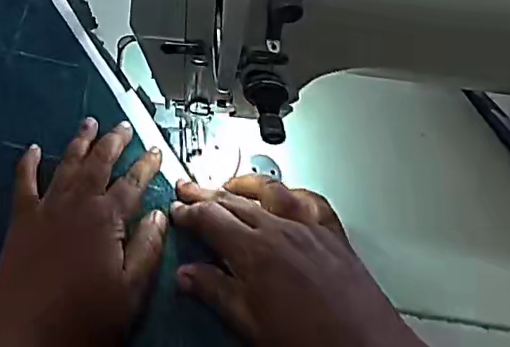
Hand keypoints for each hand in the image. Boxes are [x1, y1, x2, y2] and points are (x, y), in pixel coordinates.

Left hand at [0, 118, 167, 346]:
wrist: (26, 335)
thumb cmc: (83, 319)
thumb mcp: (130, 293)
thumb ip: (147, 250)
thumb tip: (158, 215)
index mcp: (106, 218)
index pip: (132, 183)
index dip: (146, 165)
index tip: (155, 150)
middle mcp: (77, 202)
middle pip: (99, 162)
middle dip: (114, 141)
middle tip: (124, 126)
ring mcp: (47, 205)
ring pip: (68, 162)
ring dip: (80, 140)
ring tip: (89, 122)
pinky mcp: (21, 217)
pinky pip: (24, 179)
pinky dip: (28, 161)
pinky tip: (33, 148)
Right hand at [171, 175, 424, 346]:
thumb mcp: (253, 326)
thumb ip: (217, 293)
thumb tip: (187, 276)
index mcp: (255, 251)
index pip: (209, 217)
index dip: (187, 213)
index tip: (176, 212)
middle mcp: (280, 230)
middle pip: (232, 199)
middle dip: (205, 193)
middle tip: (188, 190)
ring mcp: (308, 228)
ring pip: (267, 190)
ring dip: (243, 184)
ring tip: (228, 183)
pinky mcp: (332, 234)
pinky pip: (308, 200)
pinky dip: (291, 192)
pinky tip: (284, 193)